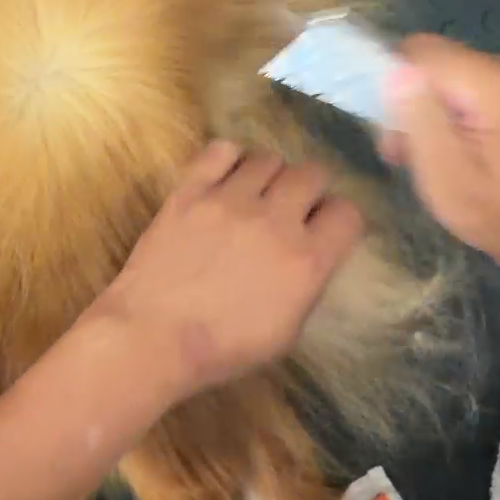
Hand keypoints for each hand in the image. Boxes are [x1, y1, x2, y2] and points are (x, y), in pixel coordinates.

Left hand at [87, 141, 362, 401]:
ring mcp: (230, 200)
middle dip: (309, 191)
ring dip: (269, 176)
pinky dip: (230, 159)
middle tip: (291, 209)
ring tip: (254, 195)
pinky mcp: (190, 191)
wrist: (151, 337)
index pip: (347, 213)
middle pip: (313, 174)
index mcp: (307, 261)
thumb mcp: (285, 332)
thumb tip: (311, 255)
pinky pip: (221, 150)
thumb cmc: (221, 349)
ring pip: (269, 158)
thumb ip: (306, 284)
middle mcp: (275, 220)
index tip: (323, 230)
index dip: (338, 220)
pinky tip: (225, 178)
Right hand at [378, 34, 499, 272]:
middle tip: (406, 153)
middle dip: (411, 101)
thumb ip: (420, 119)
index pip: (424, 52)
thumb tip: (396, 71)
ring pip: (448, 71)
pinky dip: (450, 108)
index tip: (392, 133)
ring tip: (429, 154)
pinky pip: (467, 80)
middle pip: (436, 61)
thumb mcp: (444, 176)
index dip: (394, 84)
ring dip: (428, 108)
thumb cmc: (495, 213)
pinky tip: (454, 144)